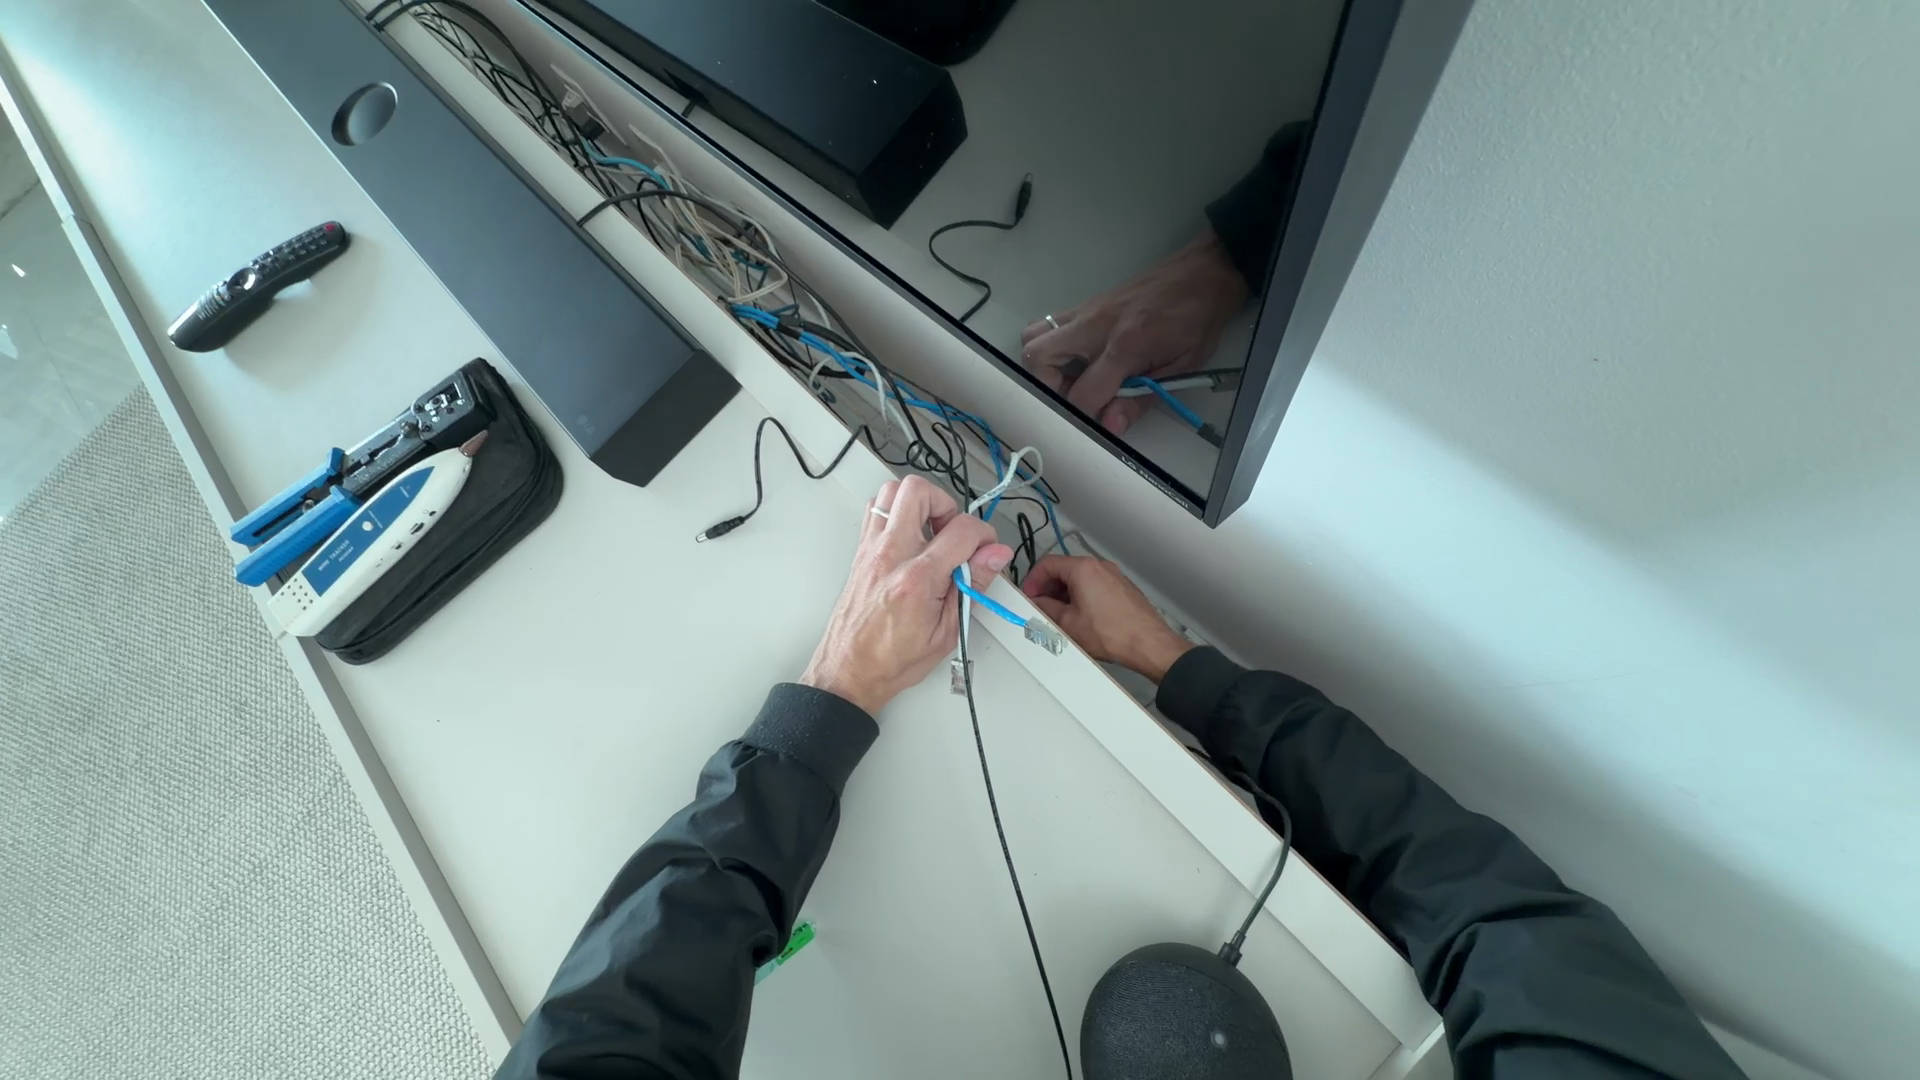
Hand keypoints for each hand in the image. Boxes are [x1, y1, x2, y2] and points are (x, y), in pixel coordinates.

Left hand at [801, 476, 1015, 714]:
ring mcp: (871, 549)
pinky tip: (910, 536)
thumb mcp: (947, 632)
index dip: (985, 536)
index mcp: (917, 578)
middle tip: (954, 532)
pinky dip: (896, 512)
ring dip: (919, 503)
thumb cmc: (892, 660)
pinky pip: (875, 510)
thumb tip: (994, 555)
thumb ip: (973, 585)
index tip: (987, 550)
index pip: (962, 530)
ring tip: (932, 531)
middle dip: (946, 504)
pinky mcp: (861, 552)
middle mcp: (890, 555)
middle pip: (918, 491)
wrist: (850, 671)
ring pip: (891, 491)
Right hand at [1021, 228, 1248, 435]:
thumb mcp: (1180, 366)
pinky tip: (1077, 359)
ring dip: (1043, 365)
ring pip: (1033, 337)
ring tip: (1071, 377)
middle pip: (1037, 358)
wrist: (1204, 272)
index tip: (1096, 422)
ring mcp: (1085, 311)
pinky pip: (1046, 325)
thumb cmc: (1196, 319)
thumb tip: (1111, 425)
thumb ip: (1140, 398)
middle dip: (1047, 387)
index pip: (1082, 392)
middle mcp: (1095, 325)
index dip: (1084, 416)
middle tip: (1073, 396)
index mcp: (1124, 344)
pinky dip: (1051, 347)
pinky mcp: (1084, 305)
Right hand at [1021, 555, 1194, 682]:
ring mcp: (1114, 576)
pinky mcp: (1122, 588)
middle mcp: (1100, 566)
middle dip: (1048, 588)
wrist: (1149, 644)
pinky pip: (1094, 585)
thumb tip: (1035, 603)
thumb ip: (1045, 608)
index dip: (1033, 580)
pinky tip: (1080, 618)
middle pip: (1064, 569)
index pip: (1047, 564)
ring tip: (1059, 616)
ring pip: (1079, 578)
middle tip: (1041, 608)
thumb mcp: (1067, 624)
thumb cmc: (1110, 634)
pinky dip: (1081, 596)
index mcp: (1084, 568)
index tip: (1028, 597)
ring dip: (1064, 593)